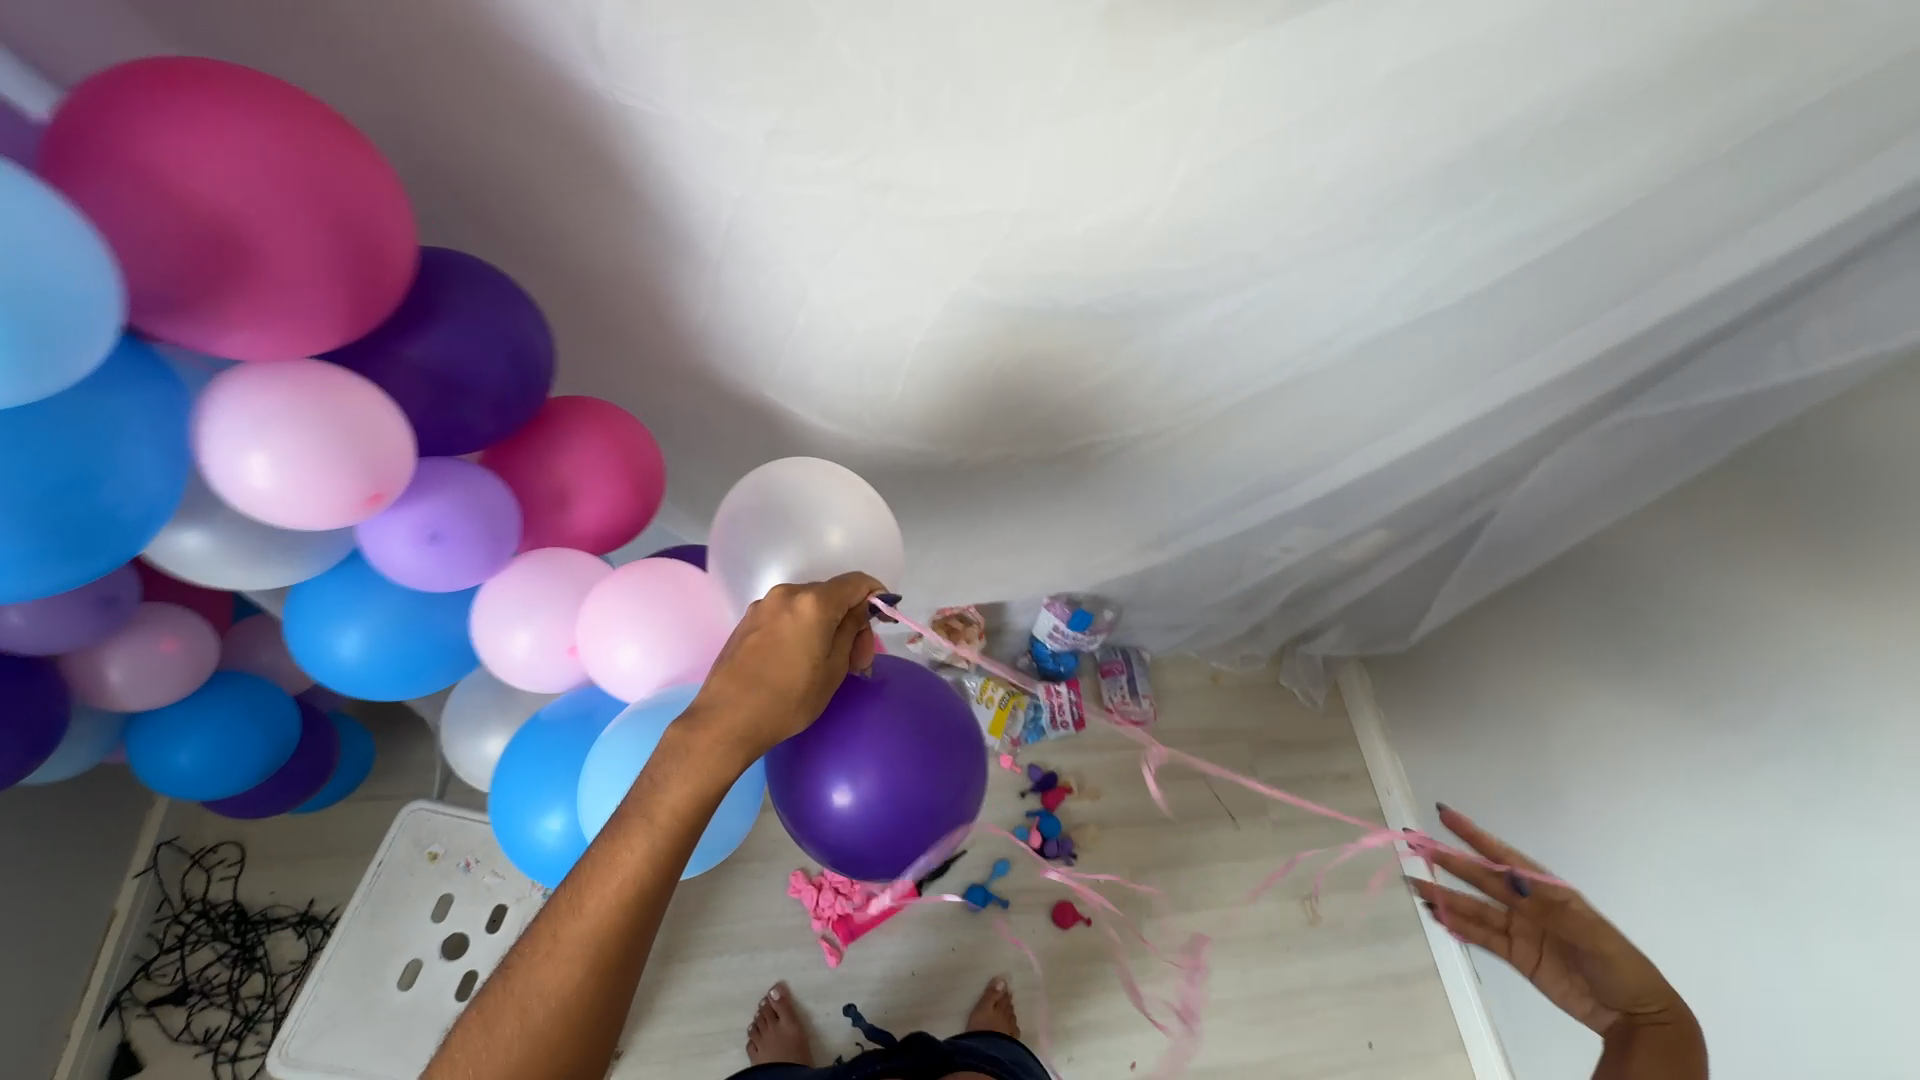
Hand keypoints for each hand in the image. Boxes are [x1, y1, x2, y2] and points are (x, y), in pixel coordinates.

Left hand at [684, 572, 886, 761]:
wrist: (726, 720)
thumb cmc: (788, 699)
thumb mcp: (833, 669)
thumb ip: (851, 630)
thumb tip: (860, 608)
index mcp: (813, 602)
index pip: (856, 582)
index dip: (876, 595)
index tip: (884, 620)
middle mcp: (787, 594)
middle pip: (832, 595)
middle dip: (851, 621)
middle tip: (858, 661)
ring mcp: (763, 606)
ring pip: (808, 606)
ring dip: (827, 626)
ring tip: (830, 663)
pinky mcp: (747, 621)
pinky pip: (787, 615)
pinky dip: (804, 629)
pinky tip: (802, 659)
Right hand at [1410, 806, 1691, 1038]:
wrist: (1635, 1015)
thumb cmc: (1619, 966)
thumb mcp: (1593, 935)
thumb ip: (1553, 909)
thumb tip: (1515, 884)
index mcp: (1550, 892)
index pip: (1504, 858)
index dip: (1474, 836)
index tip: (1445, 815)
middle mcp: (1529, 905)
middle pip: (1482, 879)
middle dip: (1449, 861)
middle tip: (1416, 846)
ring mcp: (1521, 930)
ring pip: (1474, 907)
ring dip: (1445, 896)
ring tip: (1415, 885)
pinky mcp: (1517, 954)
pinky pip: (1480, 935)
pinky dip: (1458, 925)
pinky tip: (1437, 915)